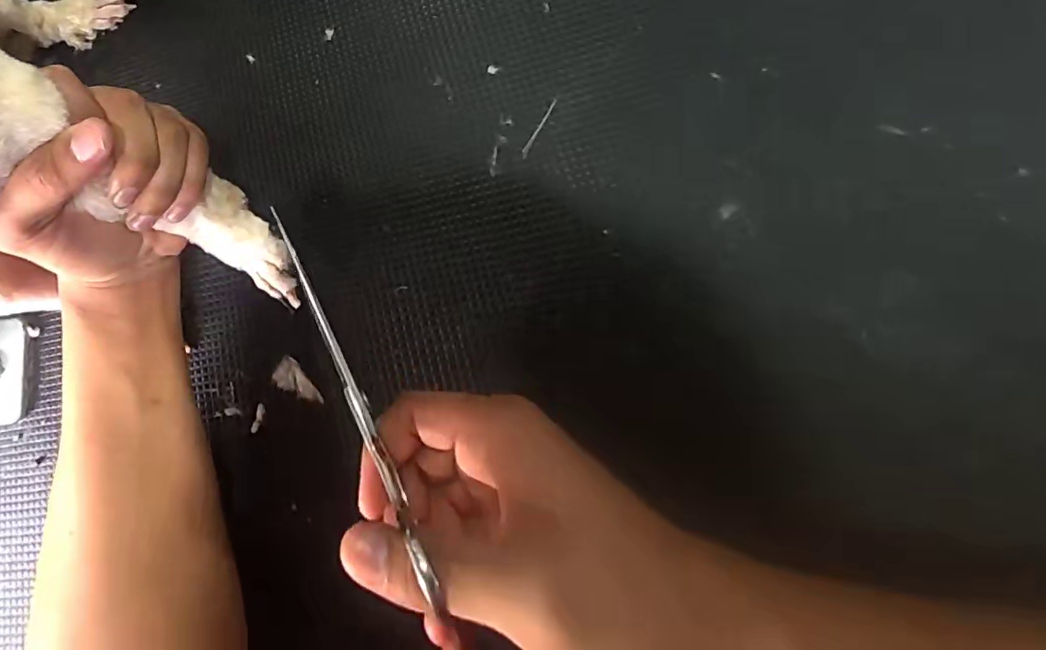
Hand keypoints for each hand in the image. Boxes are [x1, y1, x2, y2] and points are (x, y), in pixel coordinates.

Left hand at [0, 65, 210, 312]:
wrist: (119, 266)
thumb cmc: (64, 243)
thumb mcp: (25, 227)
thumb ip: (44, 179)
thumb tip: (96, 132)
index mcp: (50, 119)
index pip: (64, 85)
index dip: (81, 120)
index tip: (88, 172)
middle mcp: (99, 106)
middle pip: (129, 106)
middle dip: (135, 164)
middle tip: (121, 205)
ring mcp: (146, 119)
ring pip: (169, 128)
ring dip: (164, 183)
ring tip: (143, 218)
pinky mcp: (182, 137)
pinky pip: (197, 144)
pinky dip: (189, 185)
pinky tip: (171, 214)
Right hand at [339, 394, 748, 649]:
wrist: (700, 628)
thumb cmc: (606, 591)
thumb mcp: (507, 583)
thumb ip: (421, 566)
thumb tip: (345, 547)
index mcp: (496, 431)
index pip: (411, 416)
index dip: (380, 461)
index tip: (374, 527)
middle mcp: (501, 446)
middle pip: (421, 463)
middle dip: (406, 525)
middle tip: (407, 588)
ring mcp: (514, 485)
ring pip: (442, 507)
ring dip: (430, 562)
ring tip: (438, 624)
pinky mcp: (526, 523)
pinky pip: (469, 536)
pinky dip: (456, 576)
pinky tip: (457, 629)